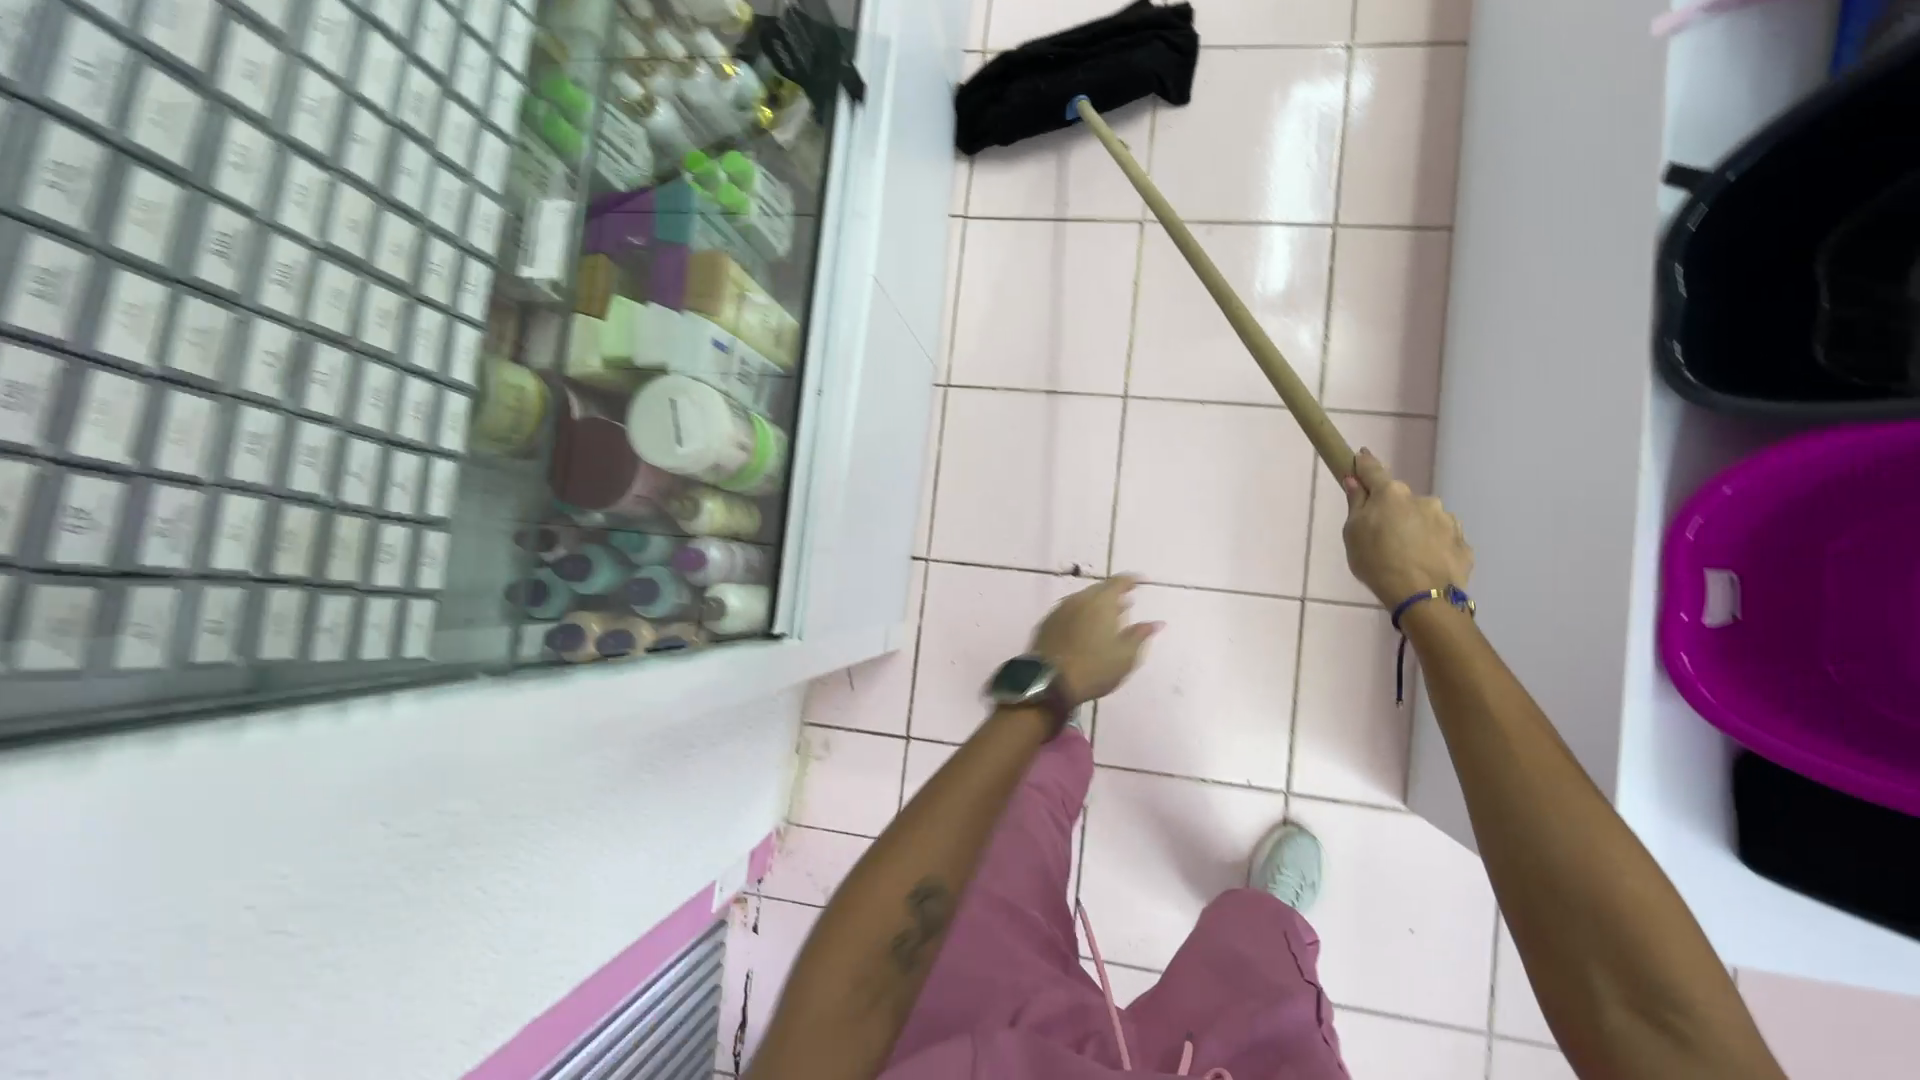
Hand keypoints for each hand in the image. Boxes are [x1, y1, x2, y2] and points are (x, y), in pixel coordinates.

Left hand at [1030, 575, 1162, 707]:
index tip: (1141, 582)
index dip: (1131, 580)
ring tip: (1109, 615)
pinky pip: (1069, 610)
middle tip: (1126, 601)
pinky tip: (1085, 626)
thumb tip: (1156, 623)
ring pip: (1082, 599)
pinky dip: (1081, 613)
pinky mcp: (1046, 623)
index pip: (1119, 582)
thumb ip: (1140, 635)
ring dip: (1097, 603)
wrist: (1048, 682)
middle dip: (1114, 593)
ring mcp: (1059, 610)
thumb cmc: (1094, 668)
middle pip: (1099, 589)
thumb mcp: (1126, 656)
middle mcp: (1079, 599)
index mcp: (1101, 602)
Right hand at [1342, 448, 1473, 606]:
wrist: (1423, 596)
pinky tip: (1425, 565)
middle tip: (1381, 536)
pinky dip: (1432, 547)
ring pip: (1425, 519)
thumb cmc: (1377, 562)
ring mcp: (1447, 520)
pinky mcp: (1462, 543)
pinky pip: (1442, 539)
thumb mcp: (1353, 534)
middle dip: (1392, 511)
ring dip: (1415, 529)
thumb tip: (1355, 481)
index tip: (1360, 456)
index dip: (1364, 463)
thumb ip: (1355, 505)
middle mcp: (1423, 500)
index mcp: (1391, 494)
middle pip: (1401, 500)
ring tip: (1406, 557)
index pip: (1373, 470)